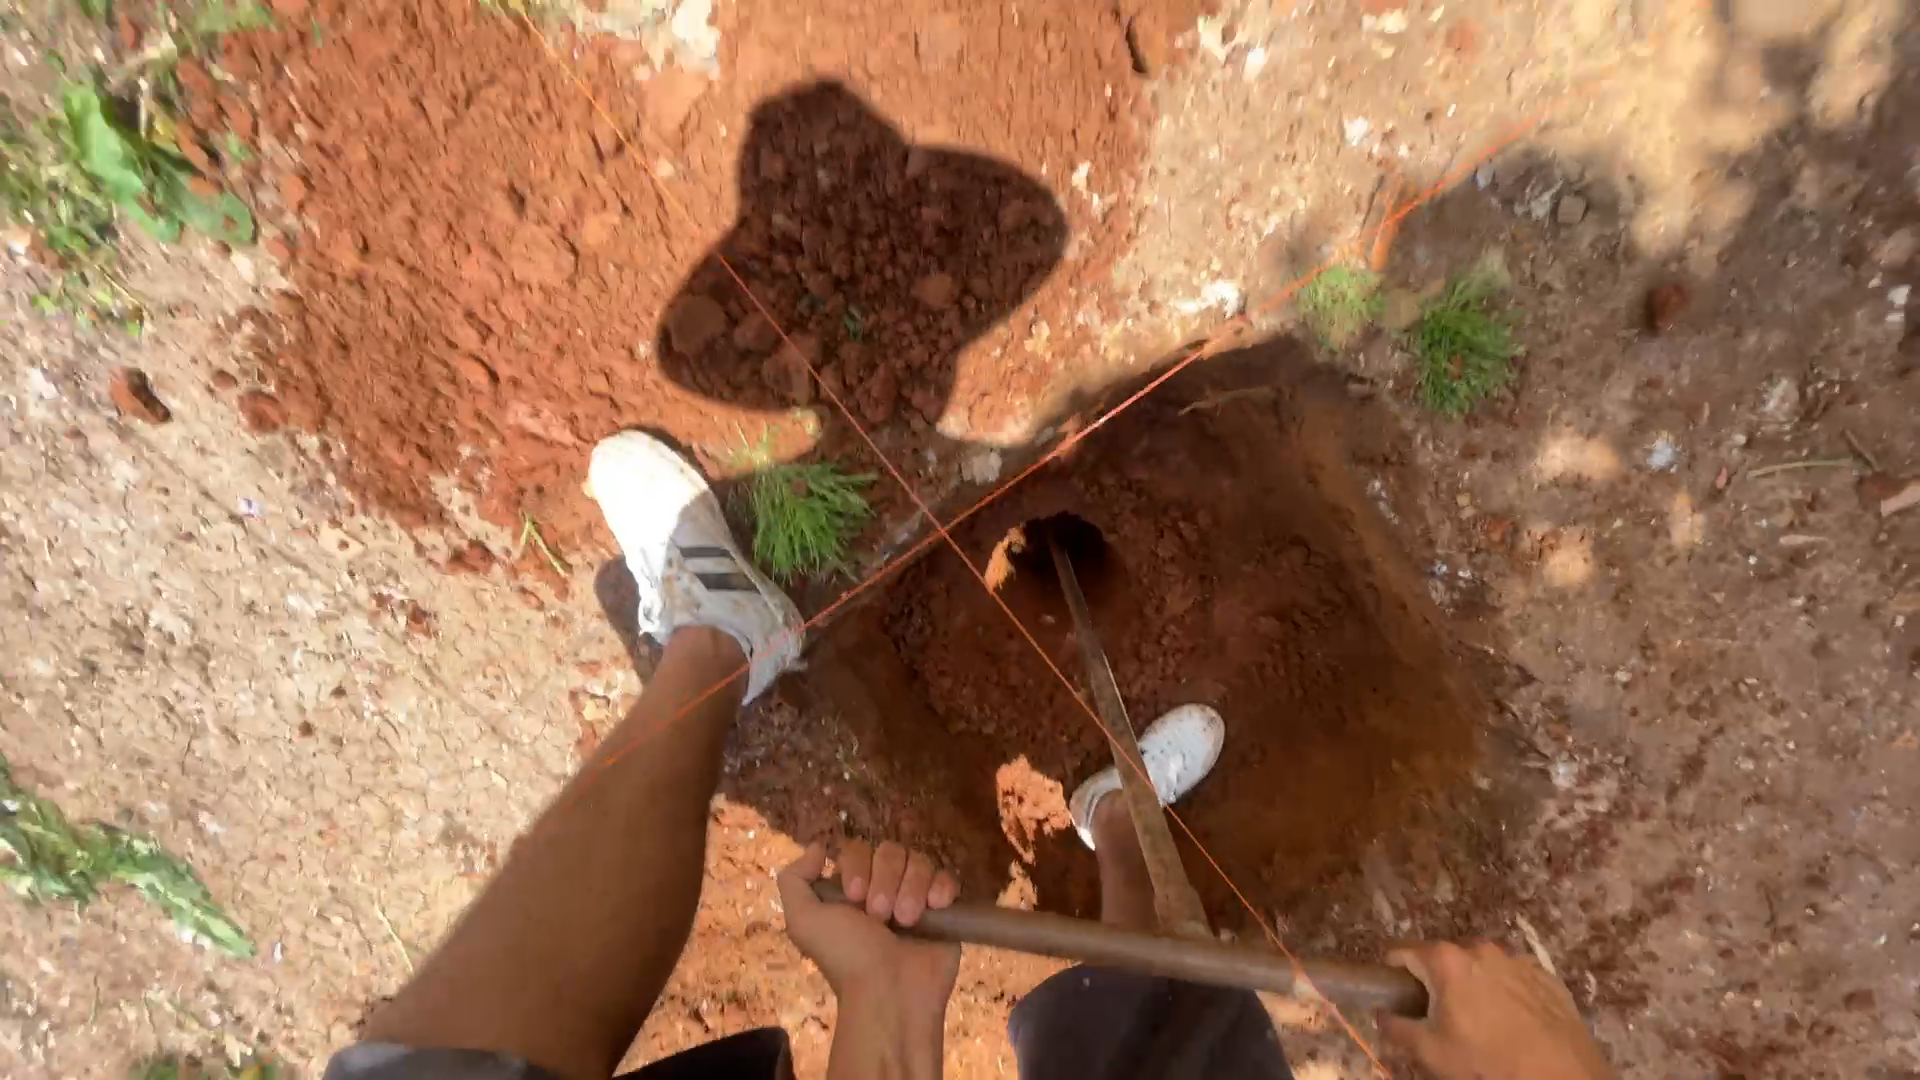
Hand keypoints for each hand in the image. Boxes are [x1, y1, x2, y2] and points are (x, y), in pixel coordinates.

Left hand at [776, 839, 961, 1014]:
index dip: (858, 867)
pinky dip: (941, 889)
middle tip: (881, 916)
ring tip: (906, 921)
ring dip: (912, 888)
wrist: (890, 995)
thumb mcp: (804, 922)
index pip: (859, 849)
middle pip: (890, 850)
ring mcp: (916, 895)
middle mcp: (885, 886)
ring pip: (919, 860)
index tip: (855, 898)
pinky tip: (934, 909)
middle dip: (886, 880)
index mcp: (854, 887)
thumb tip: (817, 846)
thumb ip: (794, 880)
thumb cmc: (847, 957)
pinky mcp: (944, 907)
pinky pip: (946, 877)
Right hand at [1382, 943, 1613, 1079]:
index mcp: (1444, 959)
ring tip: (1487, 1027)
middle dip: (1438, 985)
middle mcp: (1478, 948)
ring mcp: (1517, 962)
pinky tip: (1518, 1028)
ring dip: (1474, 988)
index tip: (1404, 1004)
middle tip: (1448, 1023)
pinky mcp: (1549, 980)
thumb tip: (1381, 1014)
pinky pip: (1514, 979)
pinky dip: (1509, 995)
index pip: (1400, 954)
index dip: (1395, 978)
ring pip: (1479, 969)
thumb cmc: (1491, 1068)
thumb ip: (1394, 1028)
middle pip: (1442, 960)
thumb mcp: (1431, 1054)